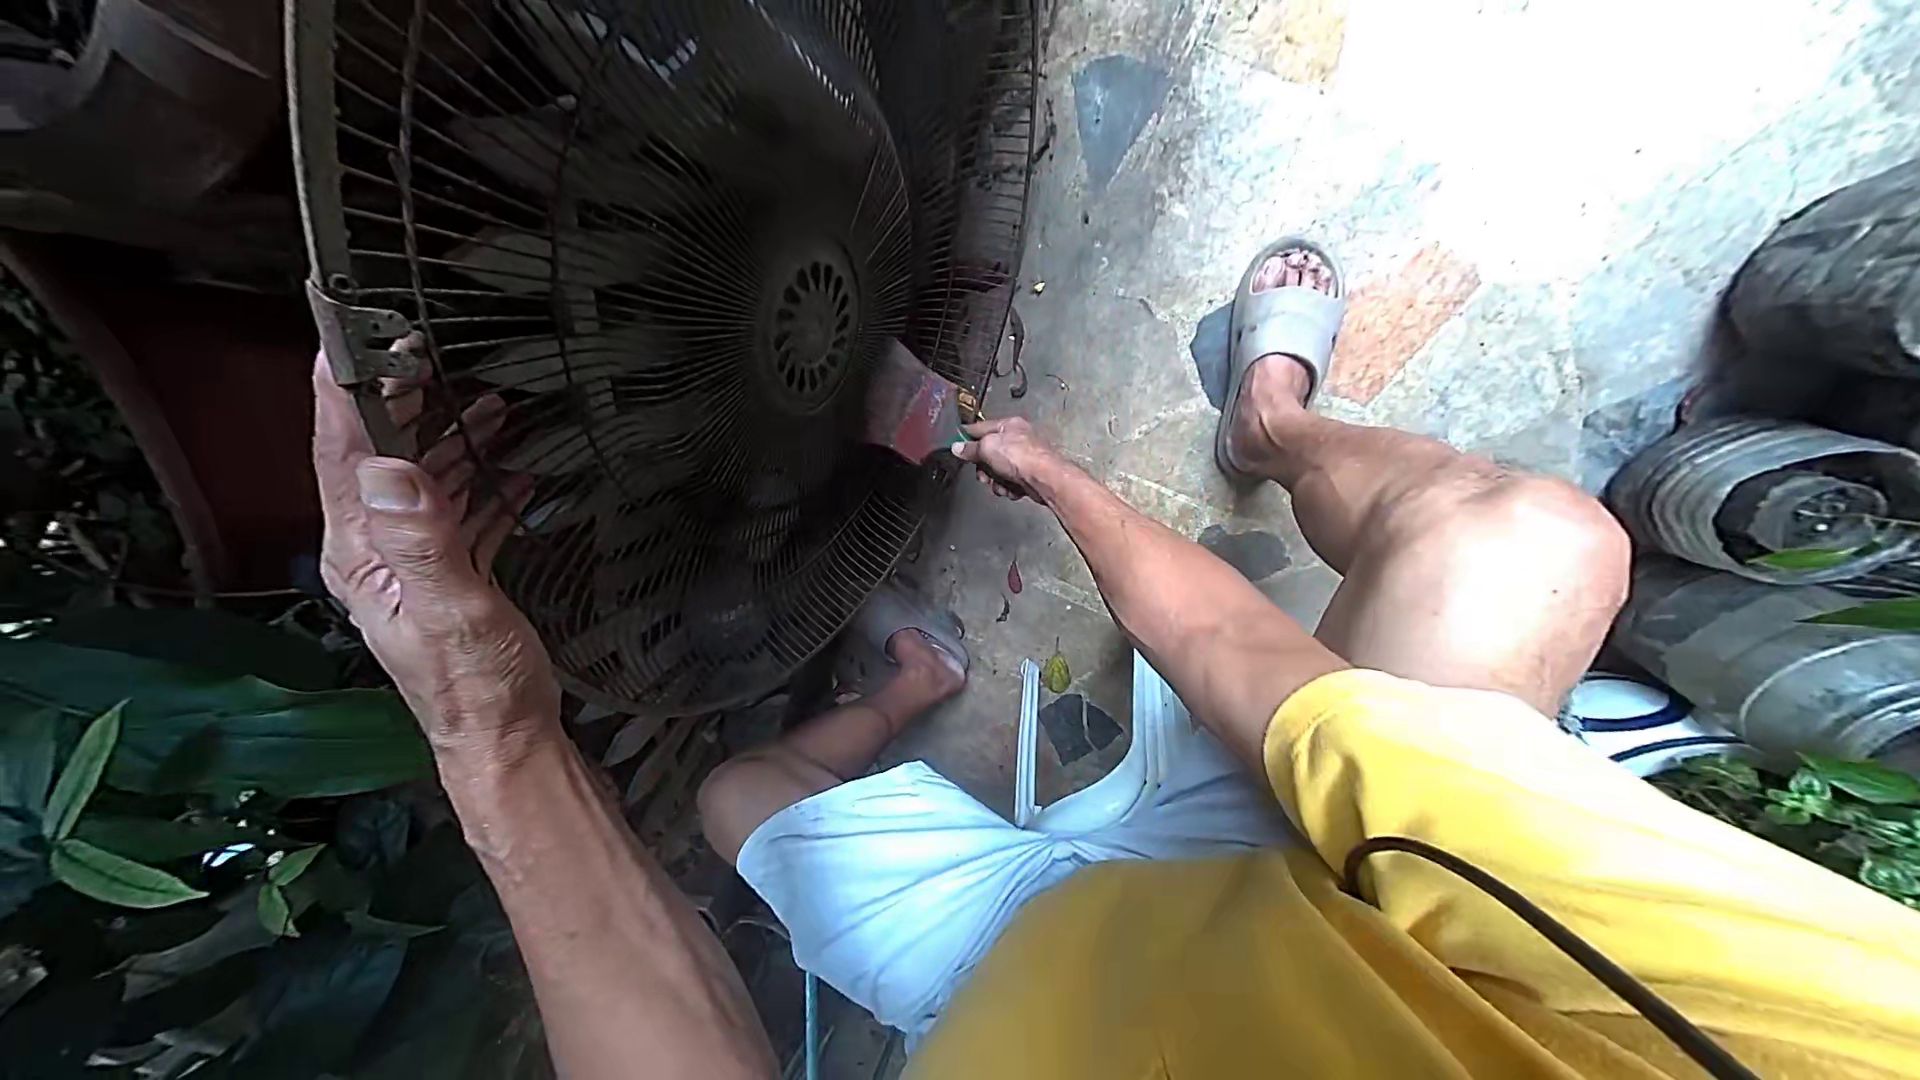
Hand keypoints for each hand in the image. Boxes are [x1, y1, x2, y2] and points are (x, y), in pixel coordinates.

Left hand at [311, 354, 555, 760]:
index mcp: (366, 557)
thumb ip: (423, 542)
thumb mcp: (453, 611)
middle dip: (407, 408)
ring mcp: (423, 565)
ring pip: (431, 487)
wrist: (506, 729)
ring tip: (491, 408)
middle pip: (388, 463)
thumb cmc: (477, 683)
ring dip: (457, 445)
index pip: (345, 460)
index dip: (347, 399)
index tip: (356, 345)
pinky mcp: (461, 576)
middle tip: (432, 362)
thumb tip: (391, 469)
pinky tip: (518, 478)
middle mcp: (385, 554)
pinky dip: (489, 491)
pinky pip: (468, 518)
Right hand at [950, 417, 1066, 503]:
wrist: (1044, 479)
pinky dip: (1007, 488)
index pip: (980, 428)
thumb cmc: (1023, 457)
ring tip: (1001, 482)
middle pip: (988, 454)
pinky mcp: (1028, 477)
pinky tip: (1011, 488)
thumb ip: (970, 448)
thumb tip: (959, 448)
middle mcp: (1017, 440)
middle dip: (983, 468)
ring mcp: (1023, 459)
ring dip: (995, 481)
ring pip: (997, 472)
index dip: (966, 438)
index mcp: (1008, 425)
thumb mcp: (987, 447)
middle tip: (984, 473)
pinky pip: (1008, 483)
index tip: (956, 445)